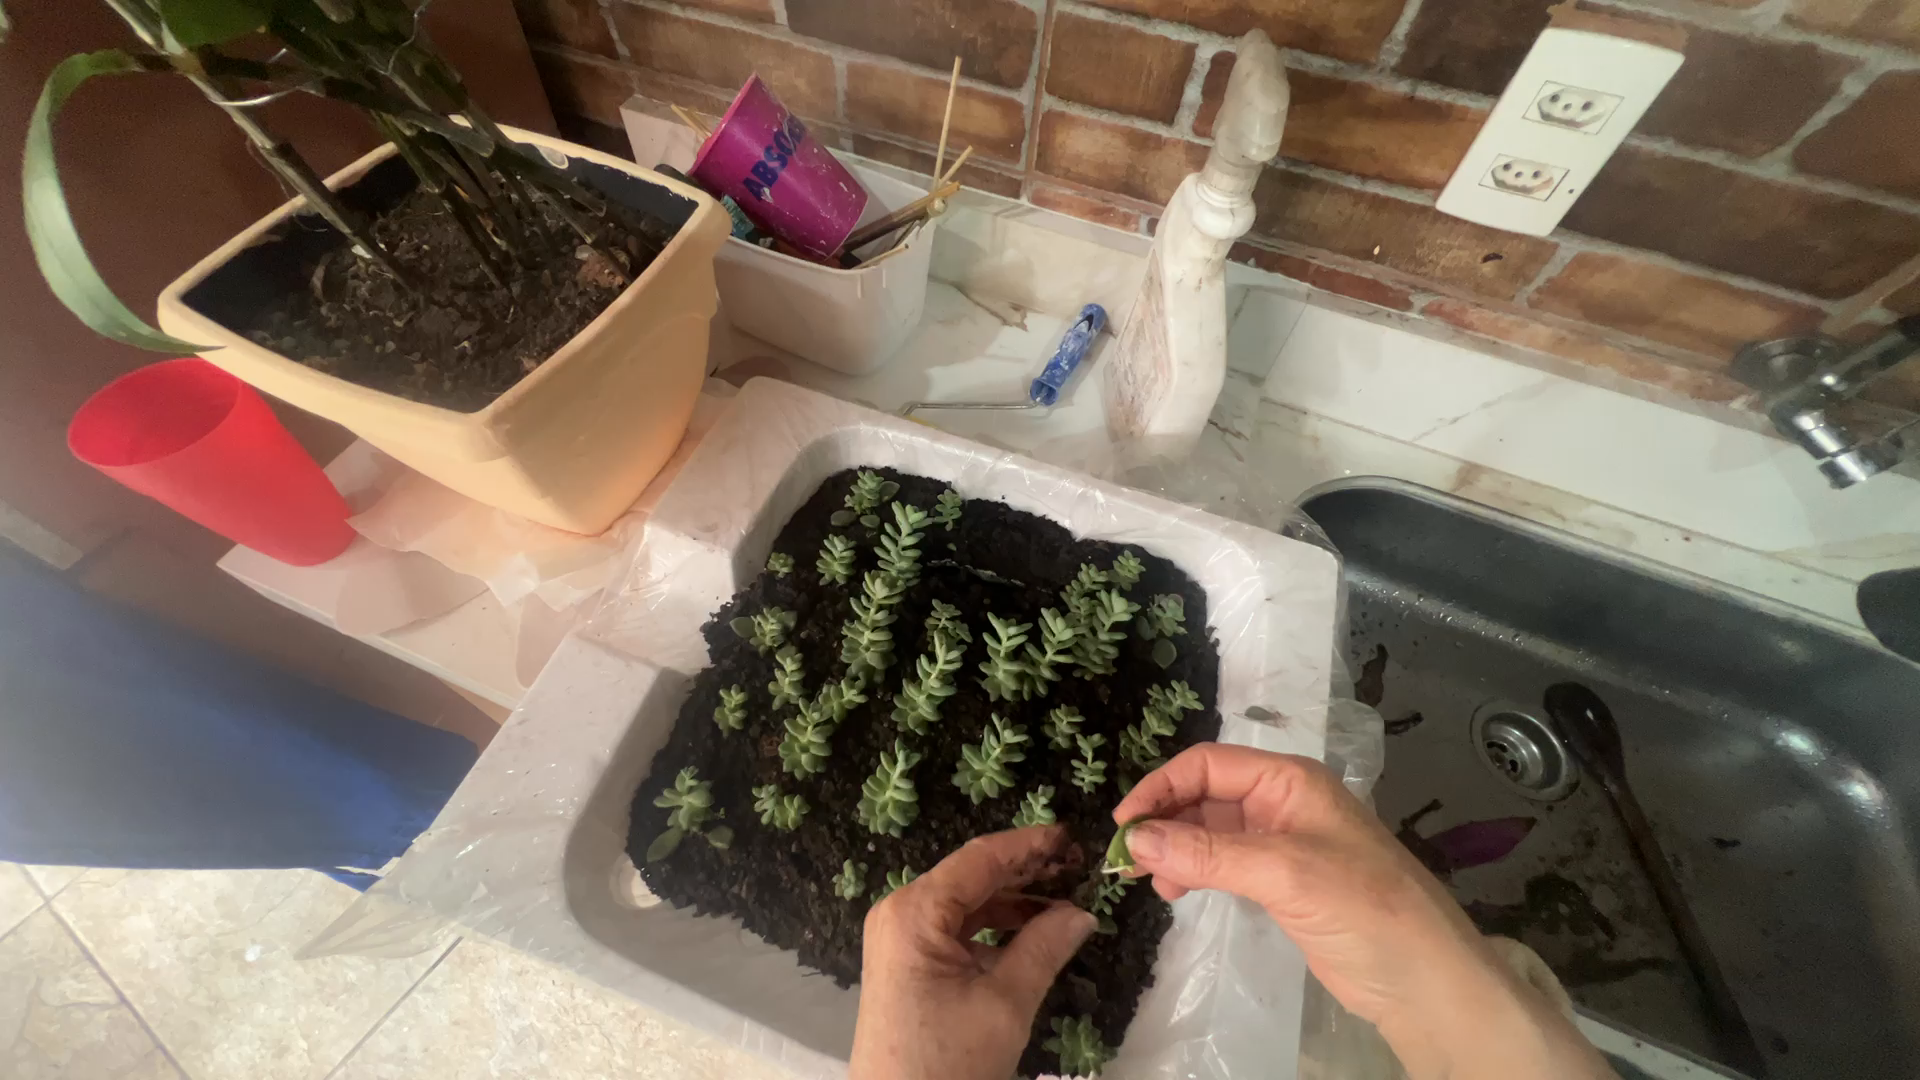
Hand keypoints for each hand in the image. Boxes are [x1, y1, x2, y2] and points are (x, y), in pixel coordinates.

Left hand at [849, 826, 1097, 1079]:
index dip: (1029, 844)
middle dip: (1026, 870)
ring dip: (1014, 899)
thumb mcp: (1003, 1005)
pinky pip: (956, 928)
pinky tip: (1034, 930)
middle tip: (1077, 864)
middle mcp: (901, 910)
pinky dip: (995, 927)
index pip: (980, 858)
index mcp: (915, 910)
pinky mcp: (908, 960)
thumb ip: (1044, 948)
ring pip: (967, 901)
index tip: (1072, 836)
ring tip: (1065, 896)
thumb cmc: (948, 1067)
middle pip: (973, 875)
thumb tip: (1083, 912)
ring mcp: (901, 936)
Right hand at [1113, 743, 1611, 1079]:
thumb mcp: (1283, 873)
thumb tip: (1134, 840)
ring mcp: (1280, 842)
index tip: (1126, 823)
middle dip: (1164, 822)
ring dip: (1175, 849)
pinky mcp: (1281, 880)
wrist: (1434, 989)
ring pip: (1208, 830)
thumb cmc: (1365, 910)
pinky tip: (1176, 892)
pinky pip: (1222, 861)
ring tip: (1151, 882)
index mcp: (1287, 780)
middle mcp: (1280, 802)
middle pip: (1204, 795)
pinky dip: (1194, 872)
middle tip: (1128, 858)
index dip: (1162, 787)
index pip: (1207, 765)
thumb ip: (1206, 853)